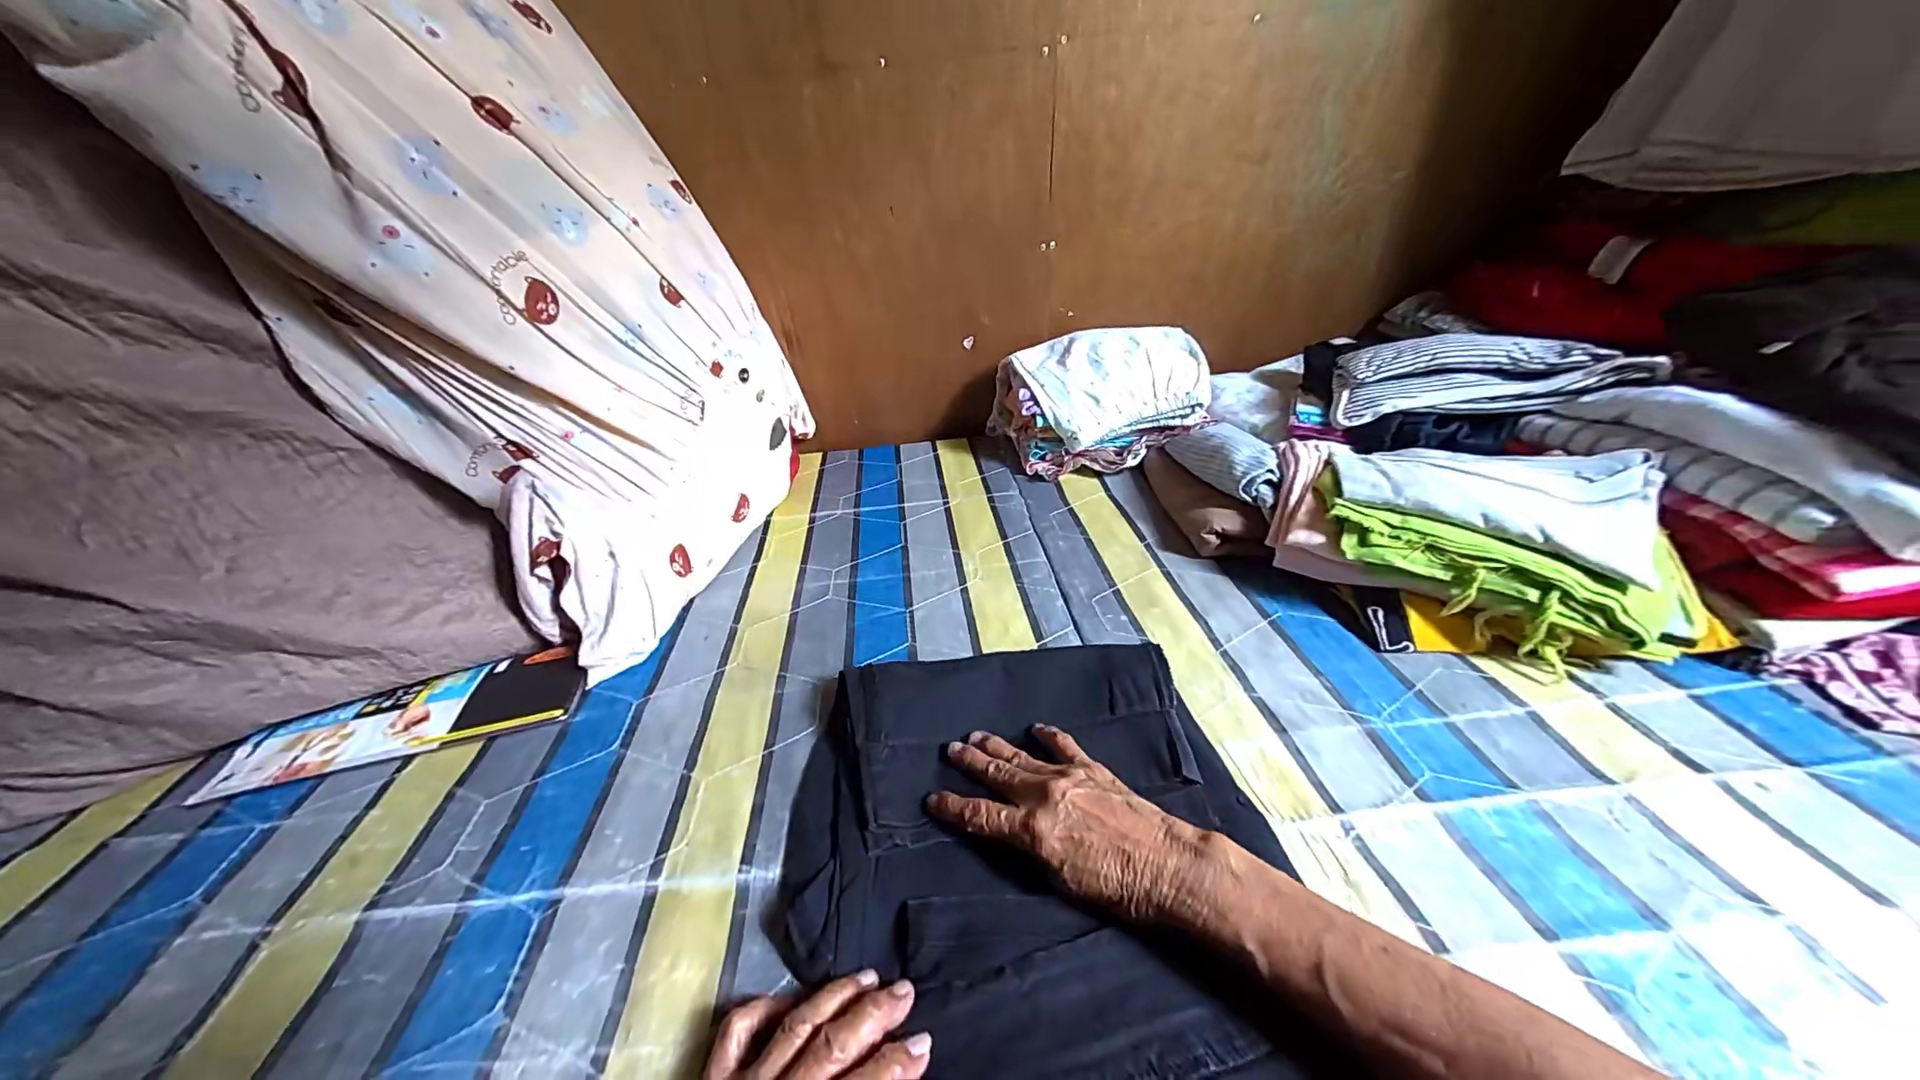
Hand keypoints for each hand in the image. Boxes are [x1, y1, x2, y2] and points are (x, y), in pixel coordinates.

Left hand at [703, 970, 930, 1079]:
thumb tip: (898, 1078)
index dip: (897, 1064)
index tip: (924, 1042)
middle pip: (832, 1046)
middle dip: (873, 1015)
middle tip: (905, 990)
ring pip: (796, 1027)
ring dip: (835, 997)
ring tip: (867, 976)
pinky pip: (737, 1032)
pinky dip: (763, 1007)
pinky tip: (790, 996)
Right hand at [925, 725, 1206, 922]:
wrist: (1167, 864)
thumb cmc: (1116, 887)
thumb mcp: (1060, 881)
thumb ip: (1031, 851)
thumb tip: (1014, 834)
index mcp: (1032, 829)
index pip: (980, 816)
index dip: (953, 807)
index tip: (933, 798)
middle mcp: (1044, 796)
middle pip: (997, 775)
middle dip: (970, 763)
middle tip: (950, 749)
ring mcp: (1069, 777)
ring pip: (1022, 756)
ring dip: (997, 746)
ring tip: (976, 736)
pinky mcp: (1092, 769)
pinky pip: (1064, 746)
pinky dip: (1048, 736)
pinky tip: (1036, 729)